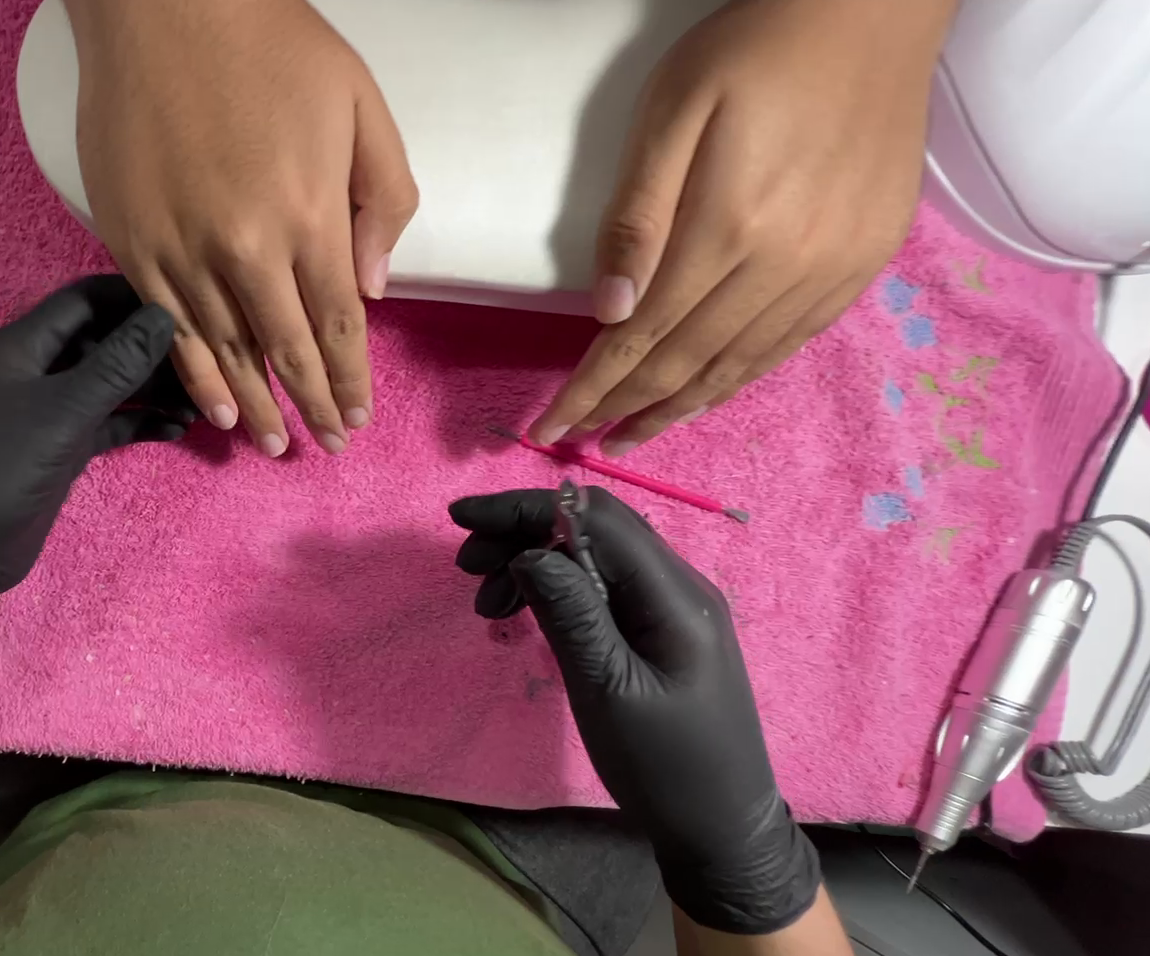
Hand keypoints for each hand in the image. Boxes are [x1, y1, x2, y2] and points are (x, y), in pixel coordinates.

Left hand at [0, 276, 189, 655]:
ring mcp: (52, 412)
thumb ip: (114, 366)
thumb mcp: (60, 414)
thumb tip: (165, 316)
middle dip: (154, 350)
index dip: (135, 297)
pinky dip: (141, 424)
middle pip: (106, 342)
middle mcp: (40, 371)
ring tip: (204, 405)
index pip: (86, 299)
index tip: (190, 305)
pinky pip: (110, 425)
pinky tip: (177, 430)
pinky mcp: (64, 449)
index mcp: (25, 346)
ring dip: (155, 392)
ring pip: (113, 386)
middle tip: (209, 364)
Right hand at [64, 0, 417, 456]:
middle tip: (328, 446)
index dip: (350, 378)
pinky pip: (172, 333)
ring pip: (230, 355)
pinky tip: (218, 414)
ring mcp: (184, 254)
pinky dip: (198, 379)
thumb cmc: (269, 44)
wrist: (161, 5)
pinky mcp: (136, 250)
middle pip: (287, 352)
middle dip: (314, 405)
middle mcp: (246, 249)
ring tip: (277, 448)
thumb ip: (382, 200)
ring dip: (259, 408)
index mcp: (307, 213)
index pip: (339, 324)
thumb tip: (374, 287)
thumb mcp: (360, 102)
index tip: (358, 417)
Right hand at [450, 486, 819, 932]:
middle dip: (520, 533)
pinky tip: (521, 613)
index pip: (594, 519)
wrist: (719, 827)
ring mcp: (669, 606)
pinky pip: (599, 586)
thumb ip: (571, 613)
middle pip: (591, 528)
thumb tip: (527, 552)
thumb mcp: (606, 689)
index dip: (523, 508)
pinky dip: (551, 588)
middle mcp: (677, 585)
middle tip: (465, 567)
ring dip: (531, 562)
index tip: (461, 519)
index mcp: (673, 596)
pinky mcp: (656, 627)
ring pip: (591, 555)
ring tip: (486, 602)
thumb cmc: (664, 765)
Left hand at [529, 0, 954, 455]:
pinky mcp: (863, 262)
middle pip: (680, 364)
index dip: (589, 390)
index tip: (551, 427)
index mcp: (726, 230)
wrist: (878, 3)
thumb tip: (608, 311)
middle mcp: (784, 264)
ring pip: (734, 368)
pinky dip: (733, 383)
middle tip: (580, 438)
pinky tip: (701, 400)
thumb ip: (635, 222)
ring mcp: (833, 268)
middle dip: (621, 408)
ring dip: (674, 411)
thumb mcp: (668, 118)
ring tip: (629, 438)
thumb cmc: (750, 54)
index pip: (637, 339)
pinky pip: (786, 346)